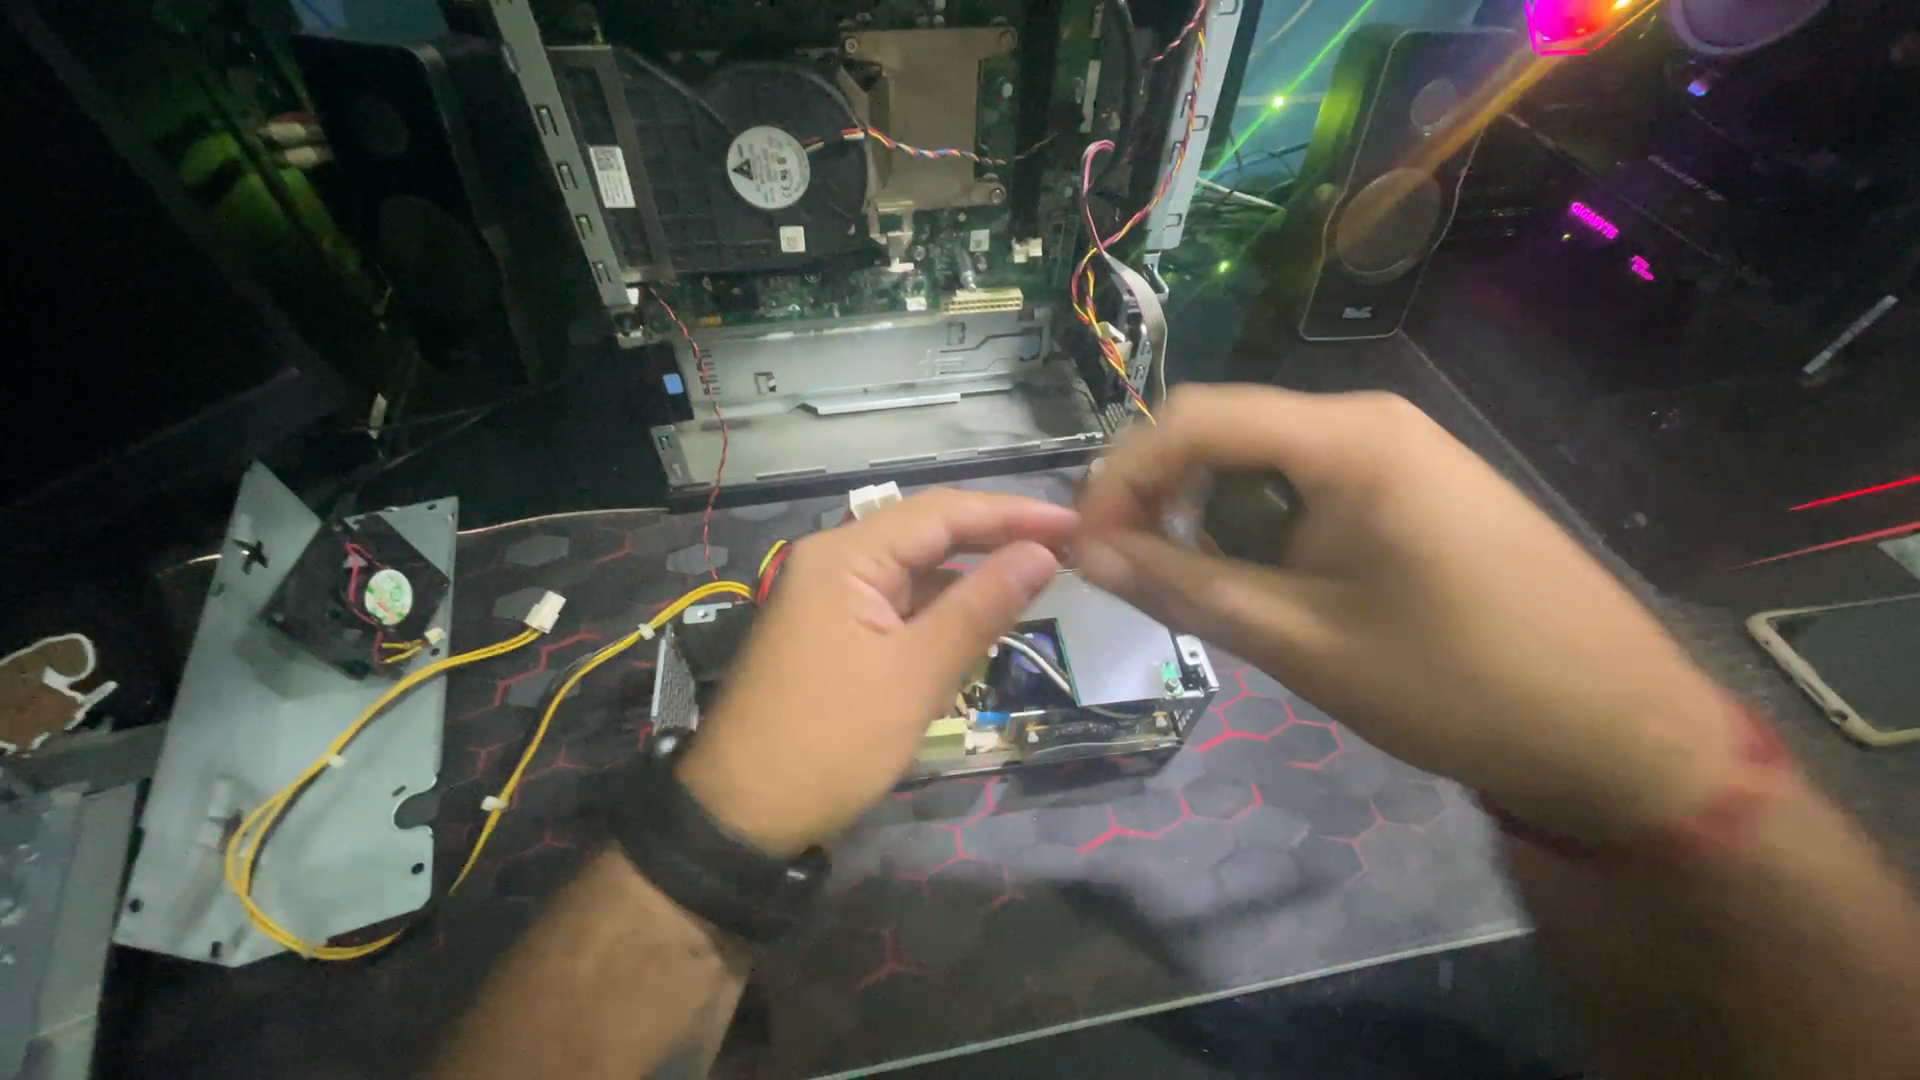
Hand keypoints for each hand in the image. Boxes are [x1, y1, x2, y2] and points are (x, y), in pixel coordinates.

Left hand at [676, 490, 1076, 855]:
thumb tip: (1041, 553)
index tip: (1073, 523)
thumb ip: (981, 606)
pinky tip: (978, 616)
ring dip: (968, 572)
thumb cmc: (833, 741)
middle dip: (994, 537)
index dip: (1012, 513)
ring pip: (911, 568)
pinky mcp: (830, 630)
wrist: (742, 815)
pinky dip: (938, 606)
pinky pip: (894, 601)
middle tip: (1064, 546)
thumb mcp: (917, 673)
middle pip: (925, 532)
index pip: (941, 512)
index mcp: (846, 555)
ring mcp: (827, 596)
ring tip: (1035, 575)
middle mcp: (832, 561)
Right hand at [1076, 385, 1735, 841]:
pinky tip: (1248, 574)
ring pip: (1259, 458)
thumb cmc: (1454, 684)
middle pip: (1223, 430)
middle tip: (1121, 566)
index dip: (1122, 475)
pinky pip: (1303, 482)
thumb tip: (1086, 554)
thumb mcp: (1298, 639)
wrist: (1617, 733)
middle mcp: (1368, 422)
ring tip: (1178, 579)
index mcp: (1347, 439)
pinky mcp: (1410, 487)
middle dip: (1157, 492)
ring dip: (1203, 510)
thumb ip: (1183, 587)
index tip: (1084, 543)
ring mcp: (1396, 450)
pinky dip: (1253, 522)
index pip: (1194, 420)